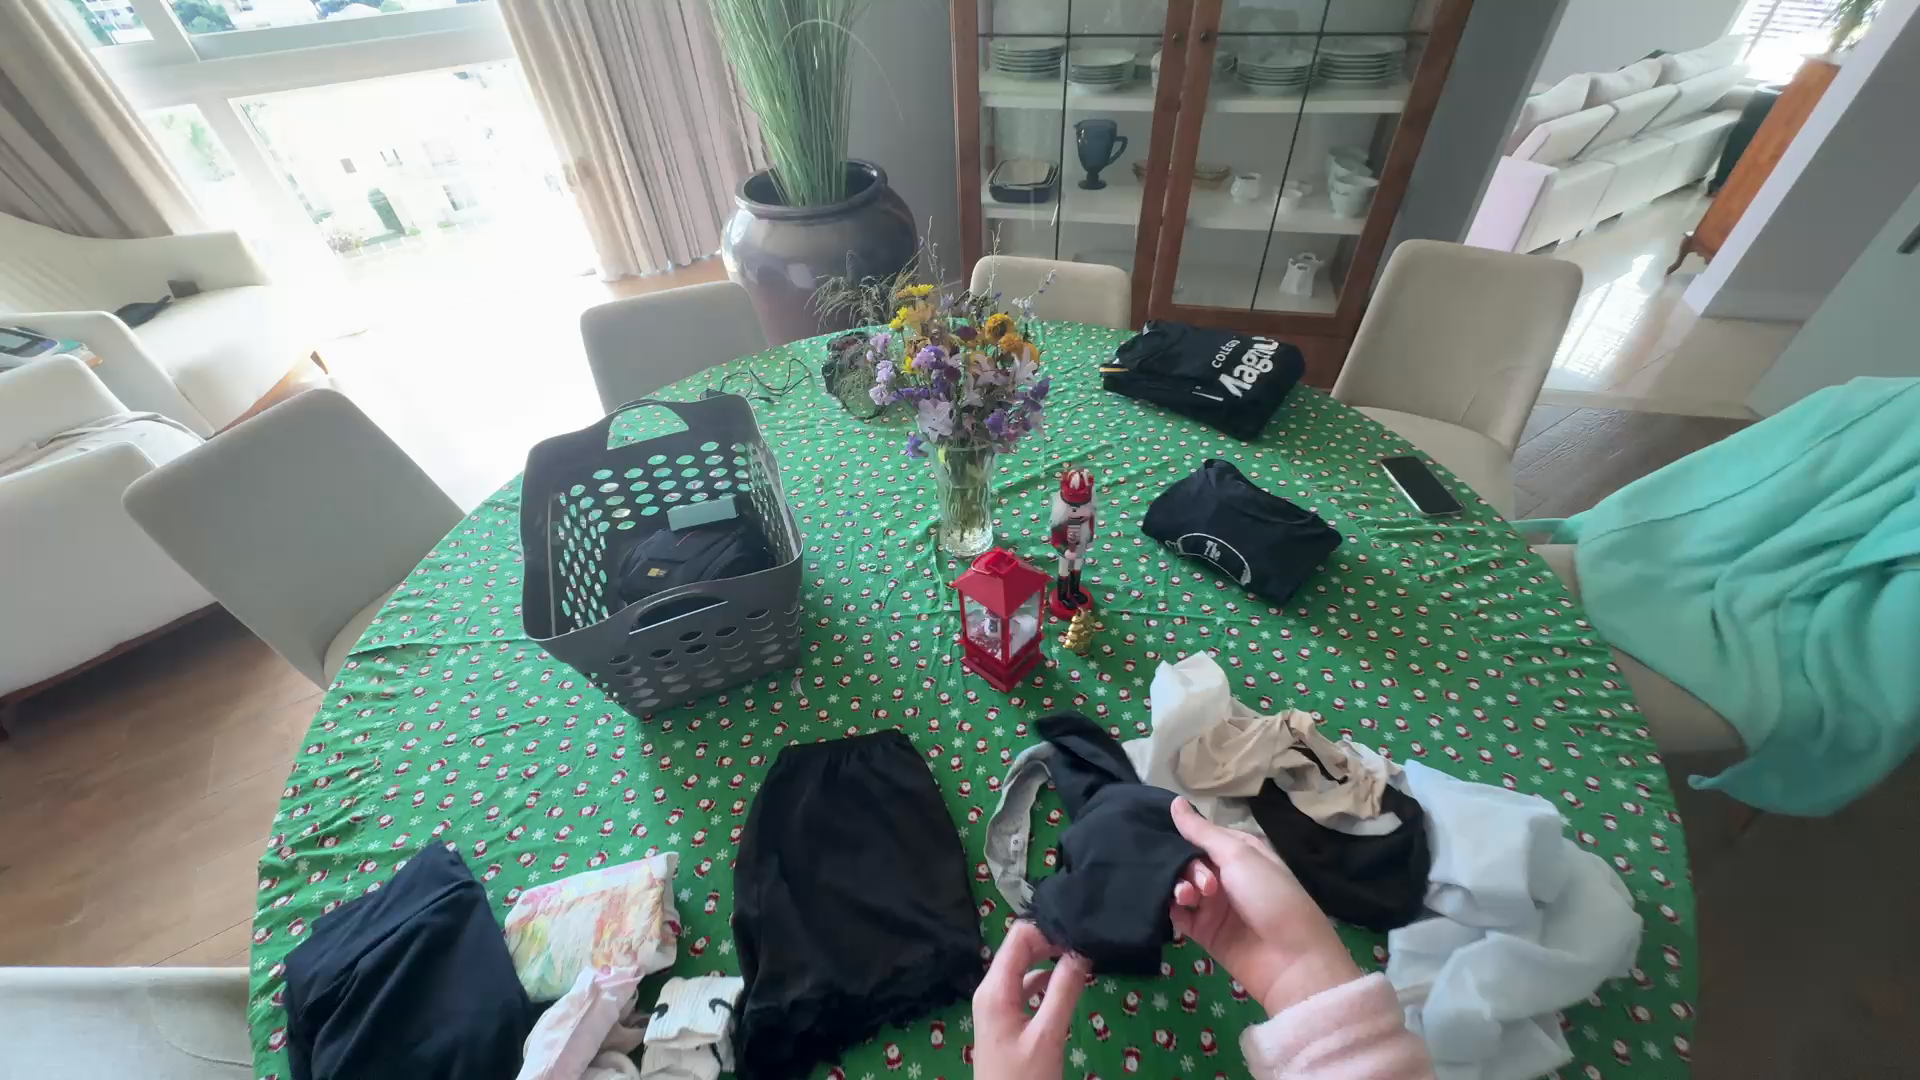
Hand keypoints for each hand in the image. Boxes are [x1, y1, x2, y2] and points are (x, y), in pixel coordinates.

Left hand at [971, 921, 1092, 1079]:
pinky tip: (1065, 986)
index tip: (1077, 934)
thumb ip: (1063, 991)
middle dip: (1049, 942)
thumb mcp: (1047, 1037)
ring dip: (1048, 962)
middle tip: (1082, 945)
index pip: (1019, 936)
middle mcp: (991, 989)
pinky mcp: (1004, 1020)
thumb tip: (1080, 950)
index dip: (1047, 929)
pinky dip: (1043, 982)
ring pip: (1022, 968)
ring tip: (1080, 960)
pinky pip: (1023, 988)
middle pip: (1019, 949)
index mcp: (995, 987)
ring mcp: (995, 1005)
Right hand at [1168, 797, 1361, 1016]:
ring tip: (1190, 896)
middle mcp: (1224, 875)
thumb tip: (1175, 800)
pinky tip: (1174, 903)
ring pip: (1180, 883)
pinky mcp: (1203, 931)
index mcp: (1239, 853)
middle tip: (1202, 883)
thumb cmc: (1271, 897)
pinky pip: (1178, 913)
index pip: (1201, 835)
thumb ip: (1202, 831)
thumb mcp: (1239, 856)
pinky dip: (1171, 905)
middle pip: (1188, 859)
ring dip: (1179, 885)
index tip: (1163, 830)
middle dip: (1186, 865)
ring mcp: (1213, 905)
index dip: (1183, 833)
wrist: (1291, 963)